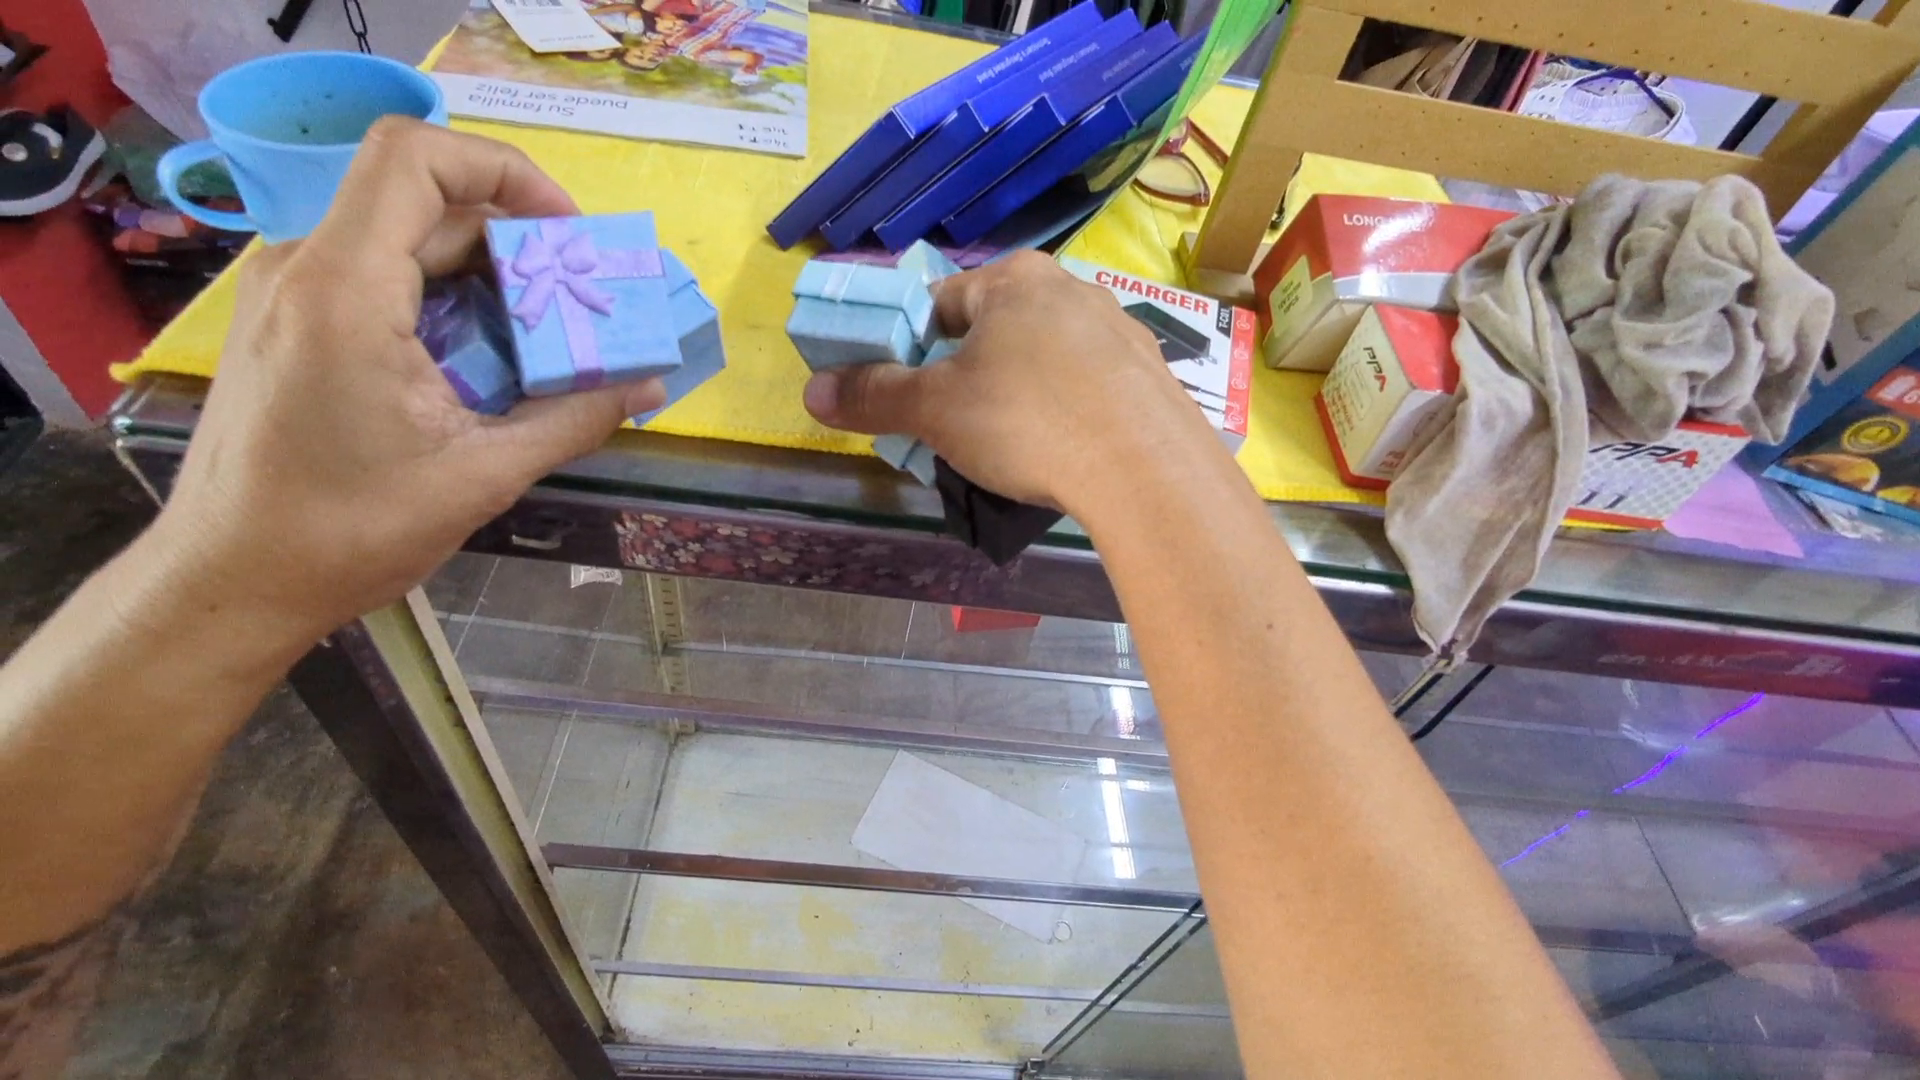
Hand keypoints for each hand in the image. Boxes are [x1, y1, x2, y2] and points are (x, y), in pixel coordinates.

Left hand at [156, 119, 663, 636]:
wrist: (234, 579)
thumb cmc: (351, 530)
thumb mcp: (484, 475)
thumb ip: (574, 418)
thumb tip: (649, 385)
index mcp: (346, 291)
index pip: (417, 159)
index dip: (506, 169)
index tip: (570, 232)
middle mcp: (308, 270)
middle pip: (427, 202)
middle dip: (520, 236)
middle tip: (584, 295)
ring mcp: (295, 295)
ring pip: (408, 239)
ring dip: (492, 272)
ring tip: (550, 333)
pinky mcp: (299, 325)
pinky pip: (388, 278)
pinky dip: (455, 298)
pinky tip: (494, 360)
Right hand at [801, 252, 1219, 513]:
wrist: (1144, 470)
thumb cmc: (1027, 421)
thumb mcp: (936, 410)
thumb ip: (873, 396)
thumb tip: (812, 391)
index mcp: (1013, 280)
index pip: (938, 302)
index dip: (911, 347)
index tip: (907, 393)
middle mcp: (1070, 289)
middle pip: (994, 330)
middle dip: (966, 375)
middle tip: (953, 427)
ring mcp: (1118, 330)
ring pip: (1043, 359)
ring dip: (1017, 394)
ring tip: (1010, 447)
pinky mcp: (1149, 374)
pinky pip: (1087, 387)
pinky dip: (1065, 411)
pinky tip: (1063, 450)